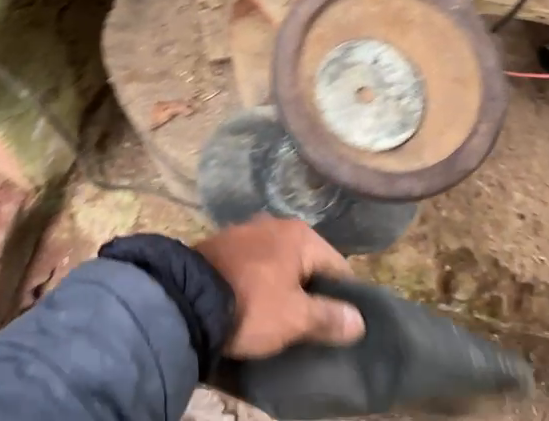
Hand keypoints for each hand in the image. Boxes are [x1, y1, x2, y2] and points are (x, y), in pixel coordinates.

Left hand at [194, 216, 366, 358]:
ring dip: (285, 284)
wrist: (189, 298)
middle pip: (308, 262)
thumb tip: (359, 320)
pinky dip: (261, 280)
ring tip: (285, 315)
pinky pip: (255, 263)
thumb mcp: (295, 318)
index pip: (337, 266)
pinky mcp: (224, 243)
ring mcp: (246, 230)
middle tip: (314, 323)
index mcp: (300, 235)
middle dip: (312, 289)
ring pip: (280, 262)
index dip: (344, 296)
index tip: (342, 324)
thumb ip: (329, 317)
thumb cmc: (252, 305)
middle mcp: (276, 224)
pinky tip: (257, 301)